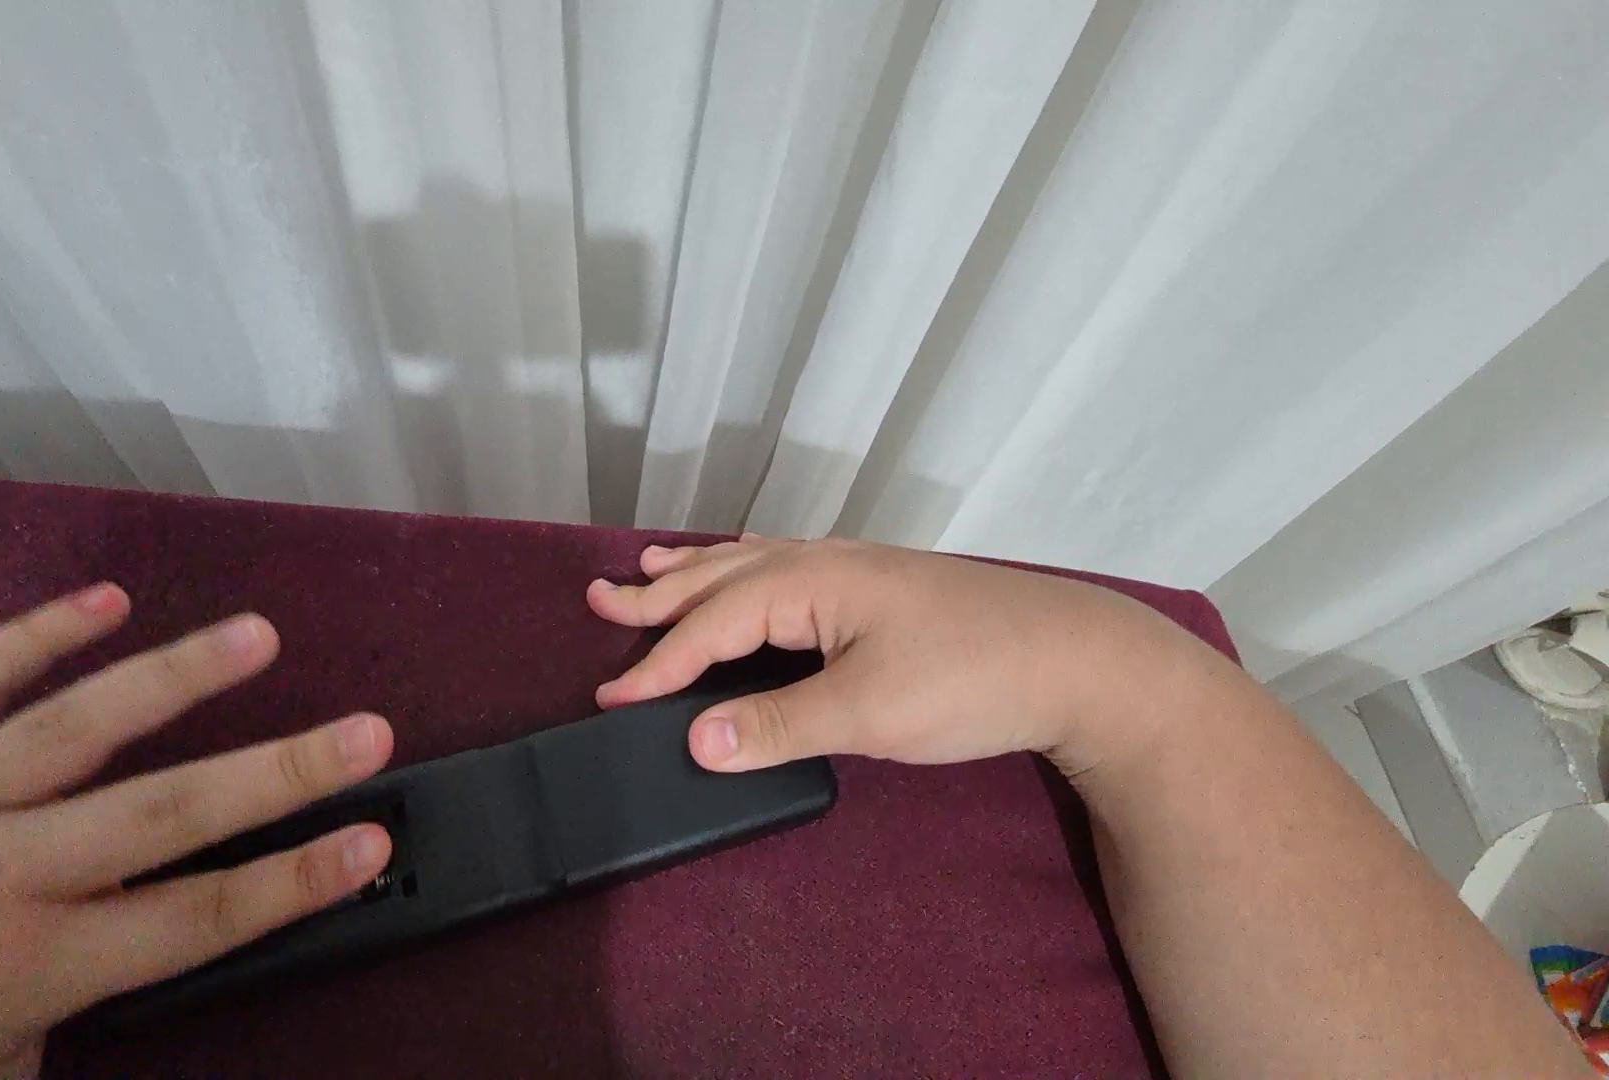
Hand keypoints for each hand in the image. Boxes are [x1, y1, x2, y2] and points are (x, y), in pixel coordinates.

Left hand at [0, 585, 393, 1079]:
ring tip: (259, 635)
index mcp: (18, 970)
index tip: (372, 843)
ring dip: (174, 676)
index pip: (195, 921)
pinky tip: (108, 597)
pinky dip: (35, 637)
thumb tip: (158, 937)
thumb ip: (73, 1000)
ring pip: (70, 728)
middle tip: (366, 732)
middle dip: (278, 772)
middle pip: (162, 814)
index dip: (294, 882)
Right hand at [587, 537, 1223, 775]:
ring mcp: (849, 568)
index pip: (711, 625)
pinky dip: (744, 569)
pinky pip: (783, 565)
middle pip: (719, 578)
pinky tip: (743, 566)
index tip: (610, 698)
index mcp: (808, 583)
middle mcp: (819, 562)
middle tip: (599, 598)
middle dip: (656, 595)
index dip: (658, 665)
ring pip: (750, 564)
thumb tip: (692, 741)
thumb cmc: (969, 681)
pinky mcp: (872, 583)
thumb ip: (775, 724)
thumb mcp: (866, 713)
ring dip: (695, 571)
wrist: (1077, 658)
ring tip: (649, 568)